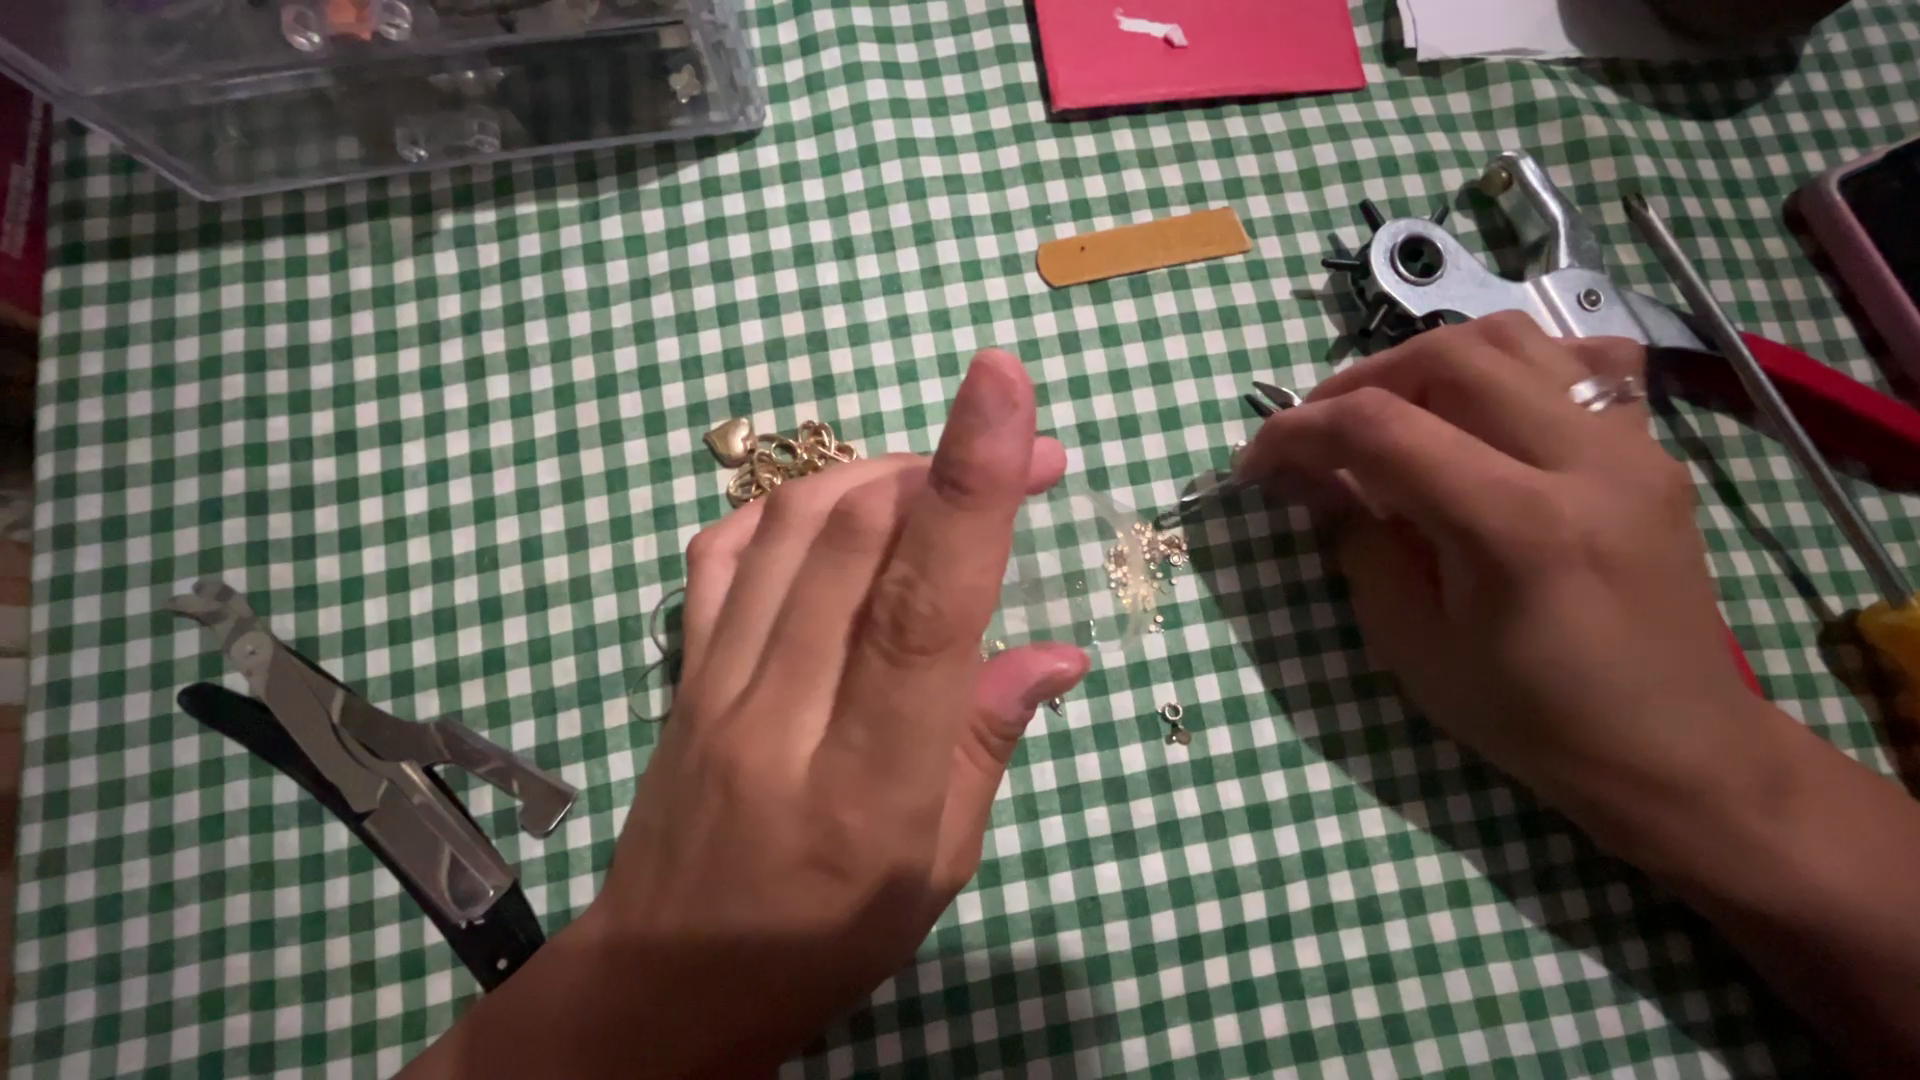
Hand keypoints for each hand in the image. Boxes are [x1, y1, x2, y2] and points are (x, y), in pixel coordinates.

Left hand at [401, 350, 1086, 1078]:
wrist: (665, 981)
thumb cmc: (822, 938)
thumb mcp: (937, 867)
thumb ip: (987, 744)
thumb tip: (1058, 651)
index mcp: (867, 779)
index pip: (921, 610)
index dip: (968, 490)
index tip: (1004, 390)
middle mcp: (780, 711)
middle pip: (853, 540)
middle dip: (945, 463)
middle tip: (1024, 445)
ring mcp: (713, 680)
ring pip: (789, 526)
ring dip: (879, 473)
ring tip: (942, 477)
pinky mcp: (679, 667)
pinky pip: (725, 550)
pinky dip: (791, 505)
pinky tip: (839, 511)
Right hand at [1238, 313, 1762, 815]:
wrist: (1673, 747)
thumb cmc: (1528, 715)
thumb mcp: (1412, 645)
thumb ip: (1359, 544)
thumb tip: (1314, 479)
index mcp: (1515, 527)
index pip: (1380, 430)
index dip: (1297, 432)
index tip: (1255, 462)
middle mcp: (1582, 461)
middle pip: (1446, 357)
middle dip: (1354, 385)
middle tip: (1315, 432)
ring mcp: (1630, 445)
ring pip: (1512, 338)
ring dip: (1422, 361)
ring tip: (1384, 411)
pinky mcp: (1650, 449)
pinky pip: (1573, 362)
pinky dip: (1502, 365)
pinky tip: (1474, 408)